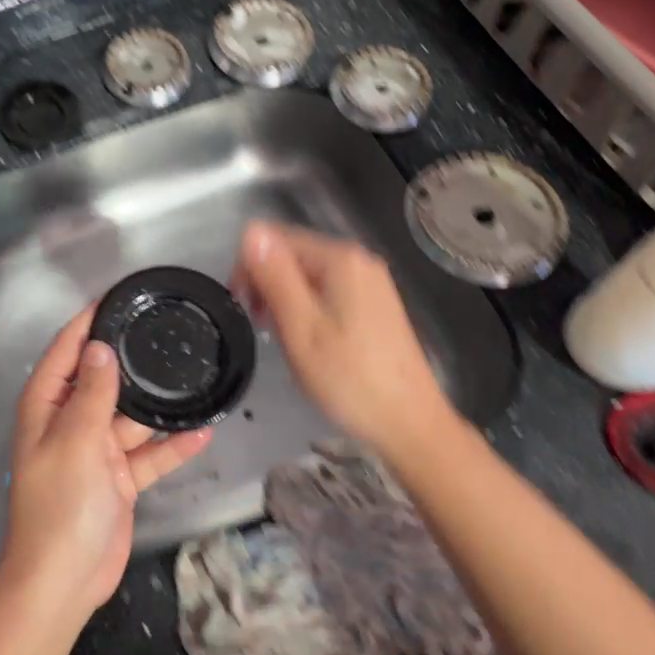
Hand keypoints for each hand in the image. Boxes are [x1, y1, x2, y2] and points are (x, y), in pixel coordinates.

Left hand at [0, 308, 212, 617]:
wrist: (63, 580)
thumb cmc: (60, 505)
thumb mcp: (74, 442)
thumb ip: (92, 395)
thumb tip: (100, 347)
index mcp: (47, 407)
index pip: (66, 352)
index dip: (87, 324)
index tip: (115, 297)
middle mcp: (70, 422)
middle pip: (101, 380)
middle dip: (128, 359)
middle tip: (163, 329)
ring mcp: (96, 451)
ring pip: (130, 417)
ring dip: (156, 404)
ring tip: (191, 375)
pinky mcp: (119, 479)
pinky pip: (148, 454)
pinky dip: (170, 446)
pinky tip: (204, 430)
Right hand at [234, 222, 458, 457]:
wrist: (408, 423)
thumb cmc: (348, 377)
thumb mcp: (299, 326)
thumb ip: (274, 275)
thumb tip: (250, 230)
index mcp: (339, 259)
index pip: (274, 239)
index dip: (250, 268)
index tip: (246, 308)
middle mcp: (358, 260)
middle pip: (292, 254)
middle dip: (268, 284)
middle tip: (264, 328)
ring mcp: (370, 282)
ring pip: (307, 275)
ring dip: (286, 300)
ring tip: (287, 338)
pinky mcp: (375, 303)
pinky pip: (326, 291)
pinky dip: (308, 309)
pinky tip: (310, 340)